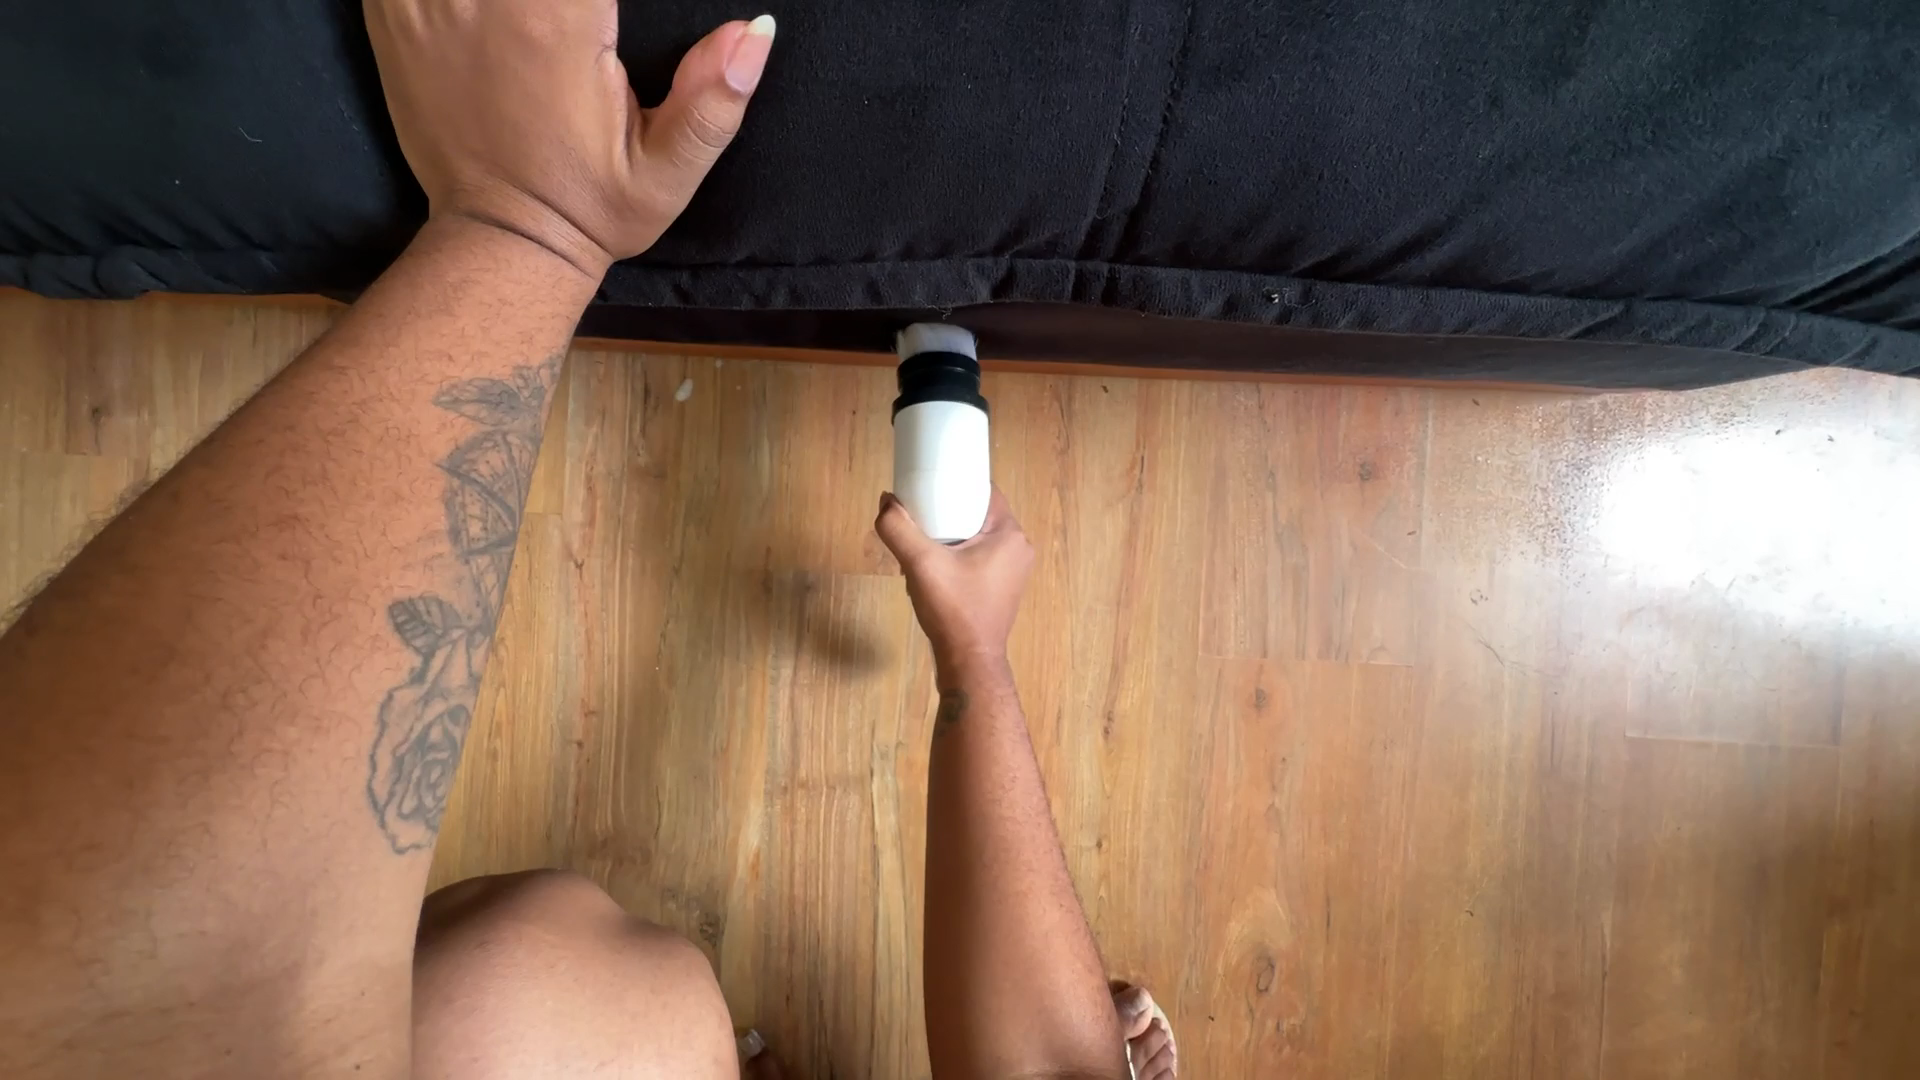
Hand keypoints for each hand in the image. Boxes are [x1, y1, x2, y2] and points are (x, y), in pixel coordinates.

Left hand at [364, 0, 774, 277]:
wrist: (506, 239)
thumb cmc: (594, 210)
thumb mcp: (668, 175)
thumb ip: (711, 103)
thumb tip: (757, 32)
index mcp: (557, 20)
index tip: (611, 18)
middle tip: (585, 19)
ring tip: (548, 19)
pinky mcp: (391, 8)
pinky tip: (492, 17)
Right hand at [875, 487, 1035, 681]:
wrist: (968, 662)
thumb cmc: (952, 610)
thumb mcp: (920, 564)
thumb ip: (898, 529)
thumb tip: (886, 500)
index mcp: (1009, 533)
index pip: (983, 492)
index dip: (955, 484)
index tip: (928, 486)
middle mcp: (1018, 548)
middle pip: (978, 514)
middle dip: (948, 512)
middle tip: (919, 517)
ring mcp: (1013, 571)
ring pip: (977, 537)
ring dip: (951, 535)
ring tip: (923, 541)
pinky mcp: (1003, 588)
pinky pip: (979, 558)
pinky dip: (958, 556)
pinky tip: (935, 566)